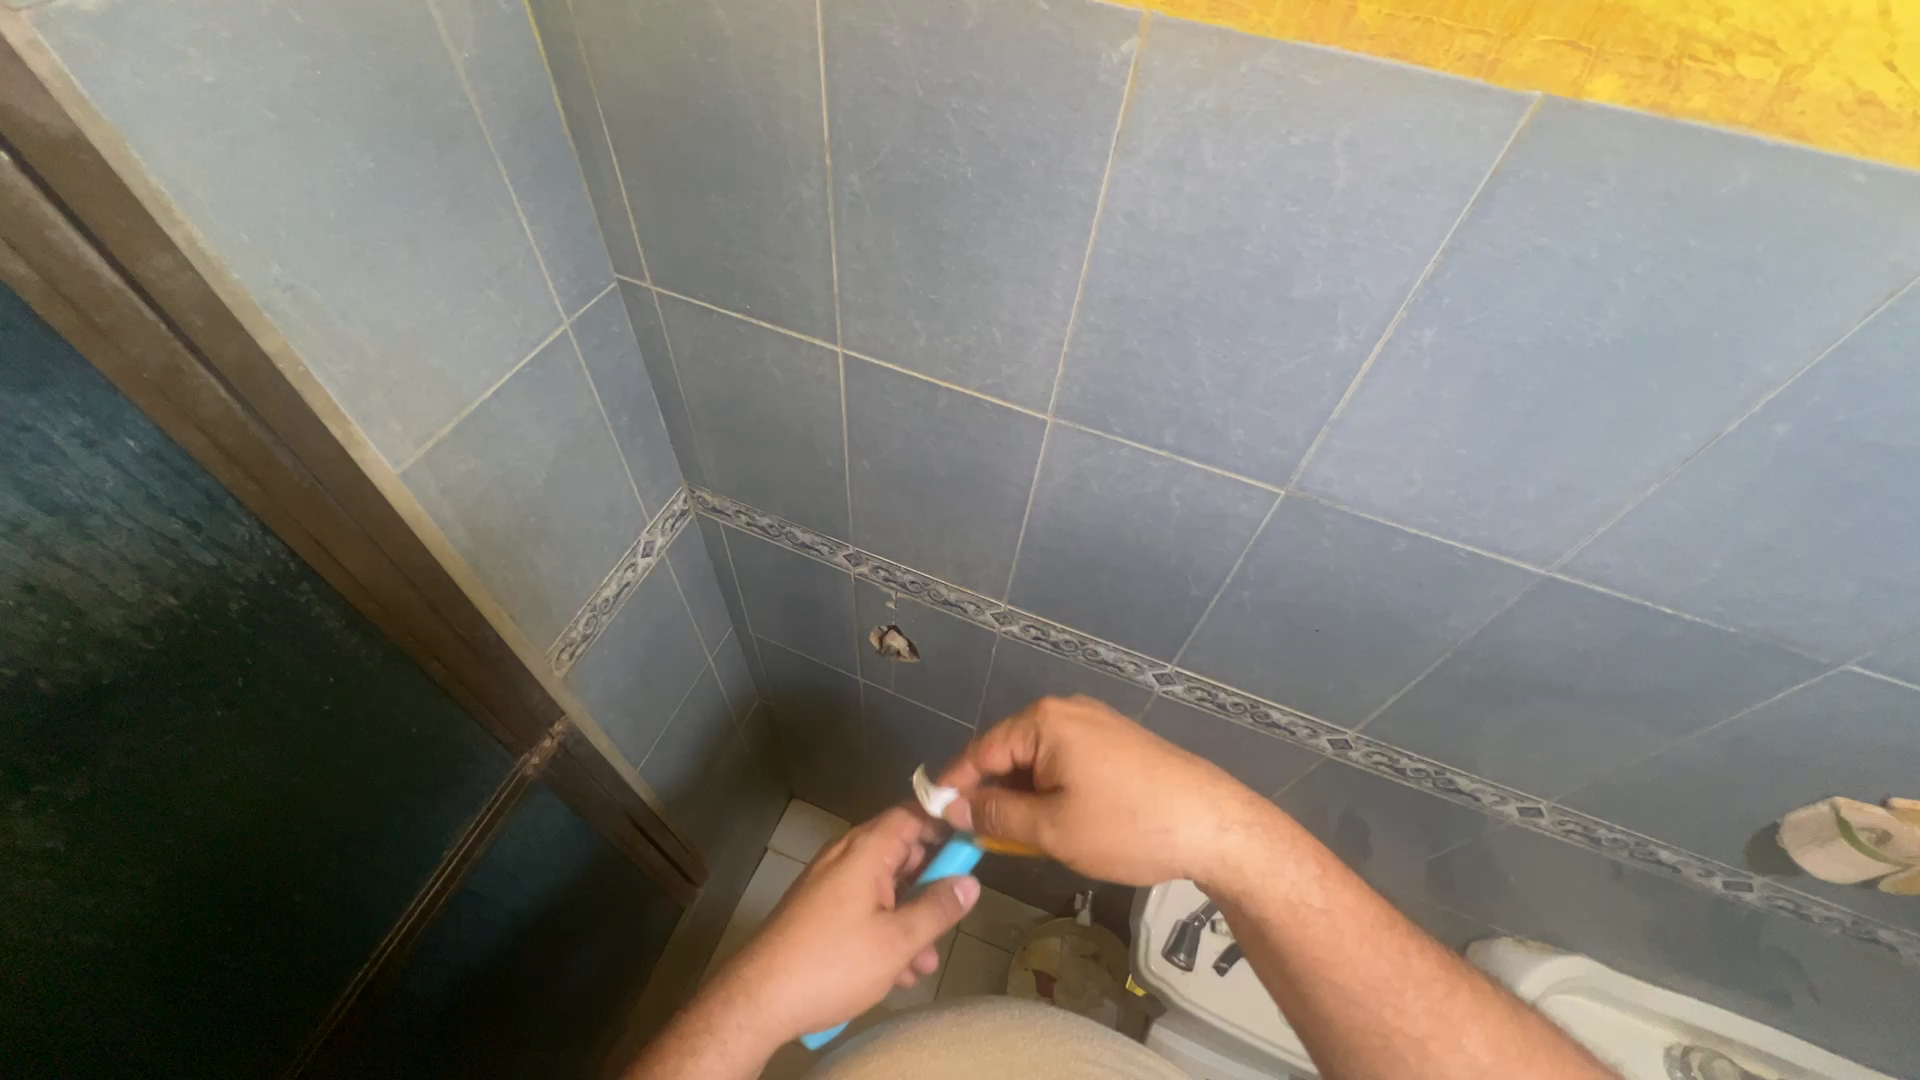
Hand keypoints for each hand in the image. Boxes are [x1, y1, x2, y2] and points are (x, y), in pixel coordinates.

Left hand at [705, 806, 979, 1047]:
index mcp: (866, 849)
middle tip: (951, 915)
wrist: (757, 999)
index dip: (944, 823)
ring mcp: (830, 882)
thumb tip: (970, 883)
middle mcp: (847, 855)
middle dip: (930, 885)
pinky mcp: (819, 908)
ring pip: (884, 886)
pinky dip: (883, 928)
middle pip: (901, 851)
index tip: (972, 843)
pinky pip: (863, 905)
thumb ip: (937, 909)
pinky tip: (895, 971)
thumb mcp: (896, 941)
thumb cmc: (832, 963)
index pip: (913, 813)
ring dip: (909, 918)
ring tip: (923, 963)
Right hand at [937, 695, 1276, 889]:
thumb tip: (952, 808)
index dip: (954, 787)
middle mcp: (1065, 710)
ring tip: (1019, 837)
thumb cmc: (1126, 826)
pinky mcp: (1116, 740)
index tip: (932, 818)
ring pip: (1038, 759)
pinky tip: (1056, 820)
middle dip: (992, 794)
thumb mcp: (1051, 829)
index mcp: (1043, 721)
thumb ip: (994, 816)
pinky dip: (1051, 789)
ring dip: (1023, 795)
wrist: (1214, 825)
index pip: (980, 752)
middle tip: (978, 838)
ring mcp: (1094, 722)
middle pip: (1009, 752)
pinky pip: (1066, 760)